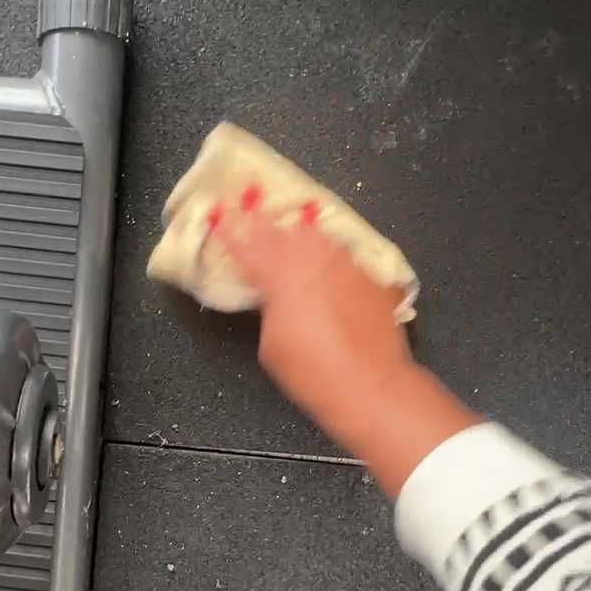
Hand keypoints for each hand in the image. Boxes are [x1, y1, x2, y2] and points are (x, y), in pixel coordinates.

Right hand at [214, 207, 479, 495]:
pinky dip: (327, 254)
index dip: (231, 228)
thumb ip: (268, 308)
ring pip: (316, 236)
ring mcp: (346, 265)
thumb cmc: (311, 373)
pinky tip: (325, 260)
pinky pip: (342, 255)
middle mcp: (314, 261)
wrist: (371, 385)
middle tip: (248, 206)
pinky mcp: (371, 277)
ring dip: (297, 231)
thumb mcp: (271, 344)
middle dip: (262, 221)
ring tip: (288, 227)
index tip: (219, 213)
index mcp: (280, 276)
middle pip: (282, 231)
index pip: (248, 244)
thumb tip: (272, 295)